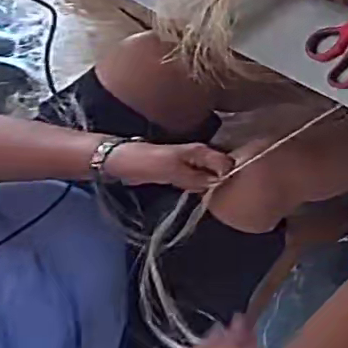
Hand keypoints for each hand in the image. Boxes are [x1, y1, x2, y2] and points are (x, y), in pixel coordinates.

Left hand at [104, 140, 234, 190]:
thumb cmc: (145, 163)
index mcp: (200, 151)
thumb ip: (195, 177)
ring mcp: (191, 163)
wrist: (119, 161)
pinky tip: (197, 193)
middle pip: (221, 168)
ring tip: (209, 197)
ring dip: (210, 185)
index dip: (228, 176)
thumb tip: (217, 183)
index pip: (226, 163)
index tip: (224, 190)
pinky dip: (199, 186)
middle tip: (218, 196)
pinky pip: (198, 179)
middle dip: (221, 181)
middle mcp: (200, 155)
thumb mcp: (170, 171)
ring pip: (210, 174)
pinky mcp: (182, 171)